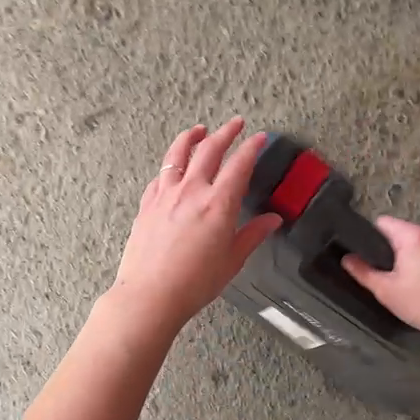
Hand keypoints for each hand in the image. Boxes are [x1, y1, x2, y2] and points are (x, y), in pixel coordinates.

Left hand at [111, 118, 280, 333]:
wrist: (150, 295)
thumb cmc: (193, 283)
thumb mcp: (232, 260)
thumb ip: (253, 234)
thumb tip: (272, 221)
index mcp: (219, 204)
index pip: (240, 164)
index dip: (252, 147)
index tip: (260, 138)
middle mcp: (192, 192)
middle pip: (210, 149)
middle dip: (225, 133)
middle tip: (235, 124)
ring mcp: (166, 195)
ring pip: (178, 154)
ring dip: (191, 137)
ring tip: (199, 130)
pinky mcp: (147, 204)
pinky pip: (160, 175)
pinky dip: (170, 165)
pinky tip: (173, 166)